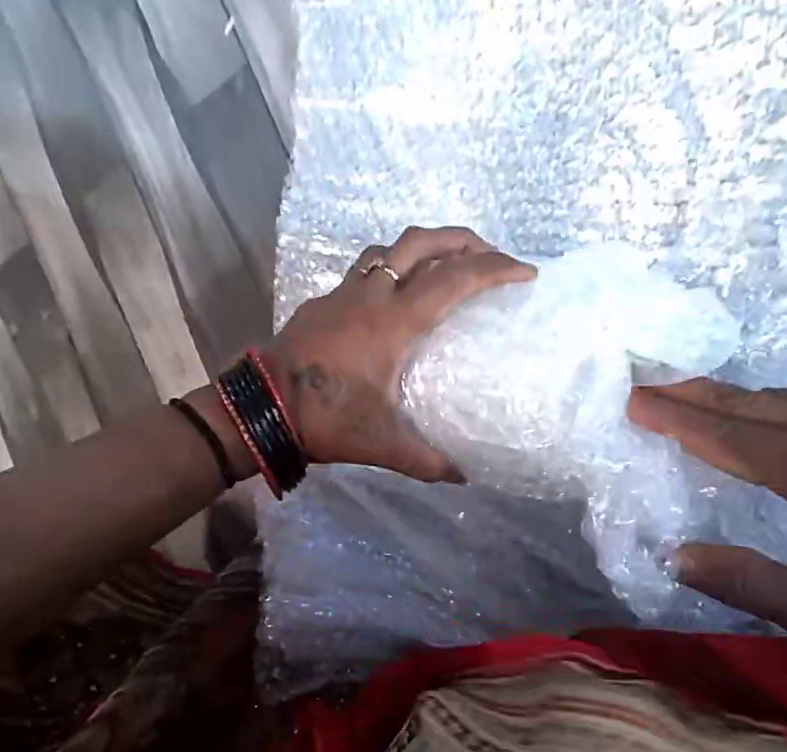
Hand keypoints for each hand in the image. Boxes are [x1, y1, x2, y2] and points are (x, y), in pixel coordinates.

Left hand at [260, 226, 535, 481]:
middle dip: (463, 240)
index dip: (495, 270)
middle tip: (489, 254)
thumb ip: (426, 461)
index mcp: (395, 322)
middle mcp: (372, 296)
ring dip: (423, 247)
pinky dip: (390, 268)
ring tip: (444, 264)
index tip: (526, 271)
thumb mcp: (382, 445)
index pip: (455, 280)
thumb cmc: (325, 419)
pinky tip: (392, 295)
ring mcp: (343, 294)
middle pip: (423, 242)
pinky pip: (365, 270)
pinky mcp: (323, 303)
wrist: (260, 408)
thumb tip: (463, 476)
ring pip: (389, 248)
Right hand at [629, 380, 786, 682]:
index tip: (634, 402)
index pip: (745, 441)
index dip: (685, 422)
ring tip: (688, 396)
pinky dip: (772, 408)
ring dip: (737, 397)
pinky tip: (759, 419)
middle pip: (768, 407)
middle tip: (647, 385)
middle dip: (702, 396)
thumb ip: (753, 584)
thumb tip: (675, 555)